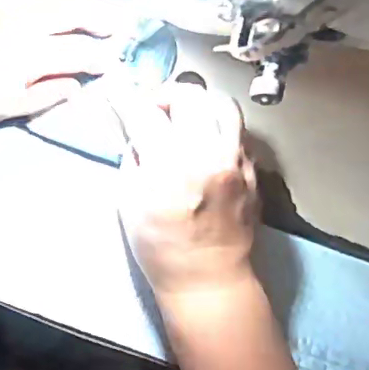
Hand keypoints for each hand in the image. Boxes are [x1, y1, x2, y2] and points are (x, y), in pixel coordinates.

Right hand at [112, 79, 258, 298]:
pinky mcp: (253, 169)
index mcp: (170, 168)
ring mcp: (237, 160)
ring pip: (221, 104)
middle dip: (164, 94)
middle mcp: (208, 155)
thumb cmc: (158, 247)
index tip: (115, 92)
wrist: (208, 277)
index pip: (144, 113)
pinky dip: (213, 127)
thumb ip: (134, 160)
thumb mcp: (128, 203)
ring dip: (196, 103)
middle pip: (190, 96)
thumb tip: (136, 133)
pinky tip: (199, 144)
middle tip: (151, 106)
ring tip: (181, 116)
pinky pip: (234, 131)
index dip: (124, 98)